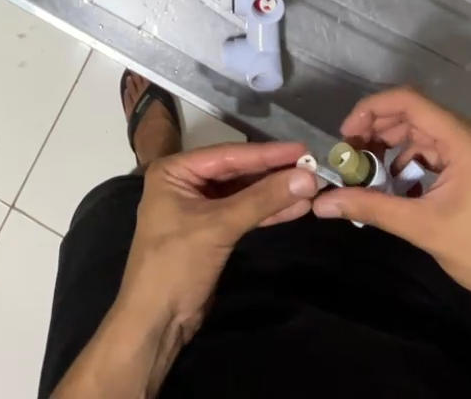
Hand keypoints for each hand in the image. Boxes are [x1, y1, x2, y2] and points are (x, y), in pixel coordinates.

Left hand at [120, 142, 317, 331]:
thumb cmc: (177, 264)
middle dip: (273, 172)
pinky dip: (267, 212)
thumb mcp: (219, 227)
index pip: (228, 155)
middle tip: (312, 167)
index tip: (302, 149)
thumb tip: (307, 177)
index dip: (267, 153)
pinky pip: (243, 213)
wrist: (157, 322)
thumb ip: (262, 200)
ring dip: (274, 193)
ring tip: (312, 188)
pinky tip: (295, 208)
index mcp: (175, 170)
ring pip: (243, 193)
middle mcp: (185, 182)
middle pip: (237, 172)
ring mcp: (199, 207)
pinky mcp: (211, 230)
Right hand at [312, 87, 470, 313]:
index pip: (409, 101)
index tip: (346, 135)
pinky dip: (412, 161)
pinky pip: (437, 150)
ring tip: (366, 171)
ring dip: (392, 147)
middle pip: (415, 114)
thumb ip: (370, 207)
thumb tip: (322, 204)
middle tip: (349, 156)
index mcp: (464, 140)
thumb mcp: (422, 228)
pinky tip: (395, 185)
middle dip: (377, 130)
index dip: (371, 110)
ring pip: (424, 133)